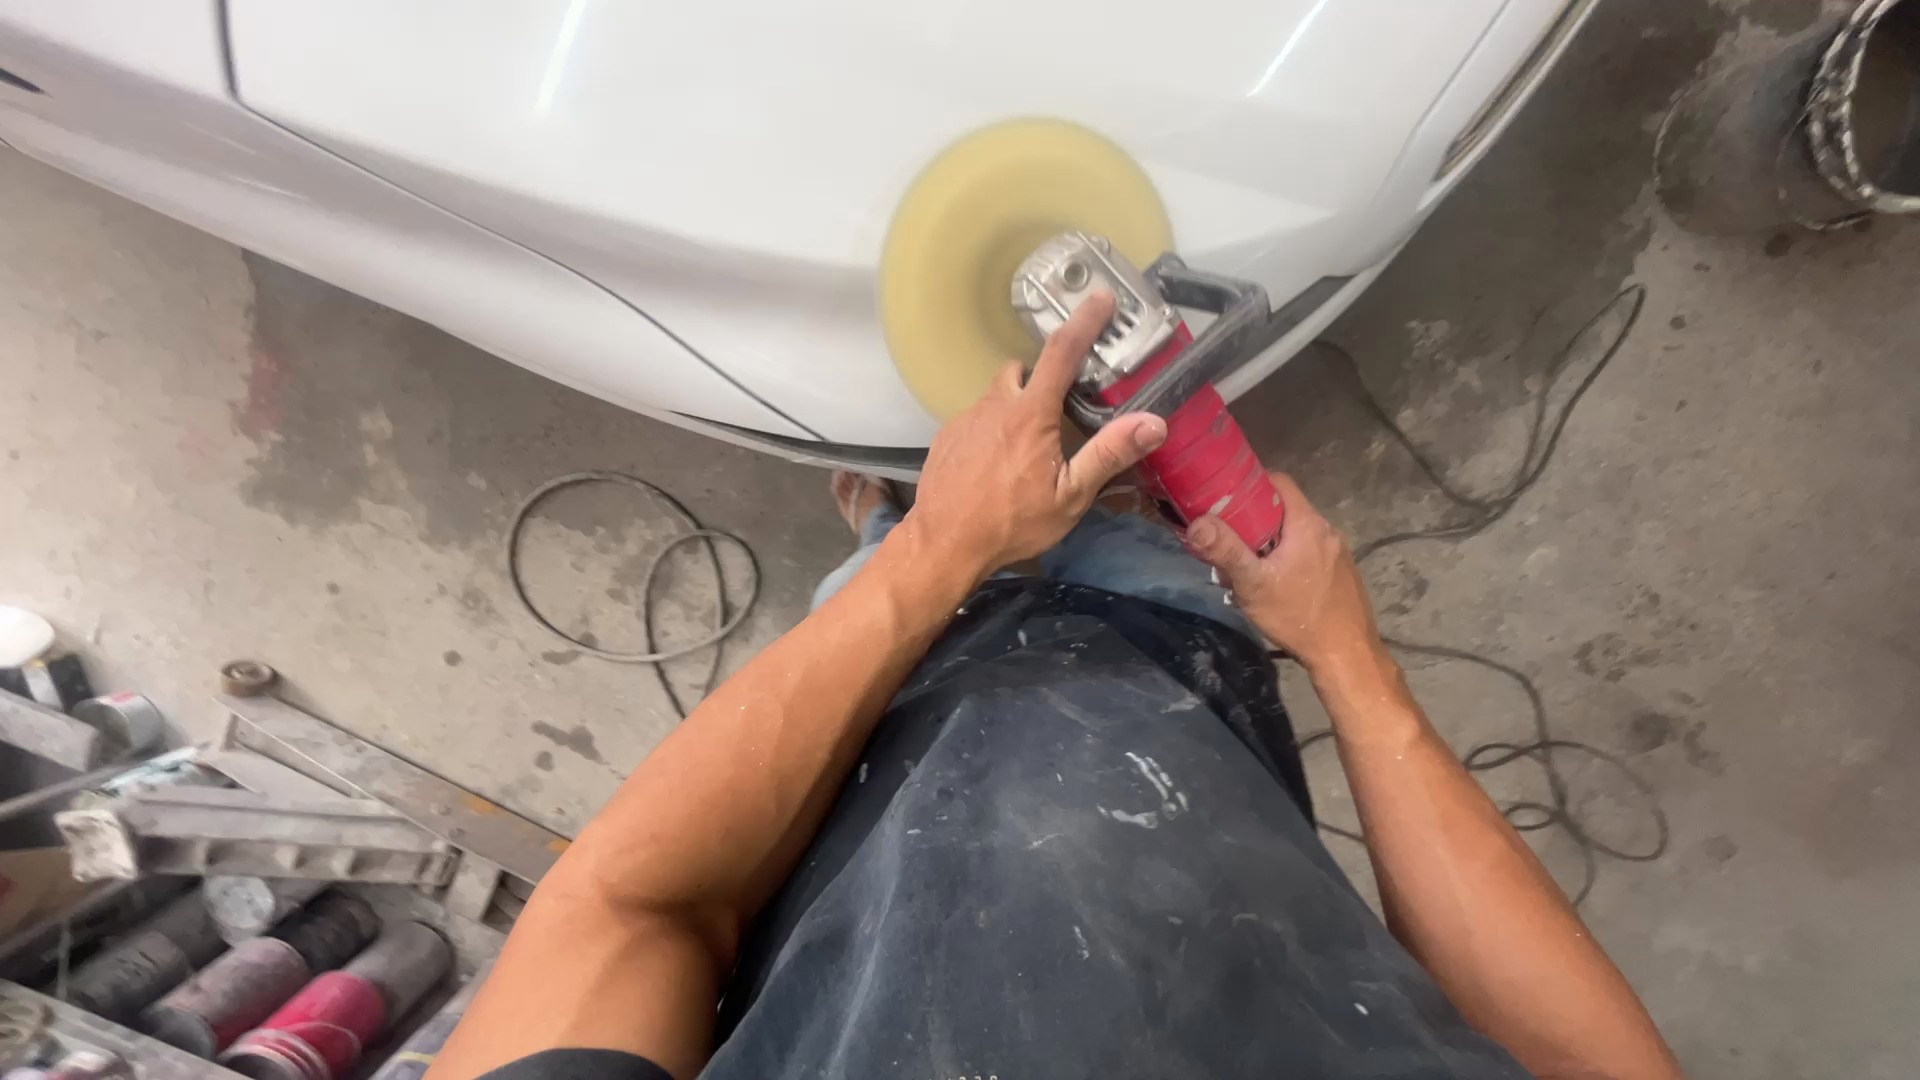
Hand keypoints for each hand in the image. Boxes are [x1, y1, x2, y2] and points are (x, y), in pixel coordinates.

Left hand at [908, 291, 1167, 577]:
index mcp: (1029, 415)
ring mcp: (964, 421)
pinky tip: (996, 467)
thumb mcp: (1069, 496)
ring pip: (996, 398)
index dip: (1084, 321)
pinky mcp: (946, 438)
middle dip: (1041, 378)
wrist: (944, 544)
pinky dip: (992, 431)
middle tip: (1059, 410)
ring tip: (1027, 451)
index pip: (1061, 353)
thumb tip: (1153, 422)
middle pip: (1021, 371)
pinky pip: (975, 420)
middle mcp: (994, 407)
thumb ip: (1108, 454)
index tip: (1100, 297)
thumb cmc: (1011, 523)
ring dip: (1015, 409)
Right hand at [1185, 472, 1385, 675]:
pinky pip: (1307, 553)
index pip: (1278, 481)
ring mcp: (1338, 552)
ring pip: (1294, 534)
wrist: (1345, 655)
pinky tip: (1274, 586)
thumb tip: (1196, 522)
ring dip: (1269, 545)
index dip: (1249, 484)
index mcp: (1307, 524)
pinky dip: (1287, 559)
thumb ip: (1225, 550)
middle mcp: (1326, 531)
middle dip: (1252, 522)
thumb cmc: (1297, 616)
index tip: (1223, 499)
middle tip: (1227, 542)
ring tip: (1245, 569)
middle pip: (1283, 510)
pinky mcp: (1341, 573)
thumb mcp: (1253, 584)